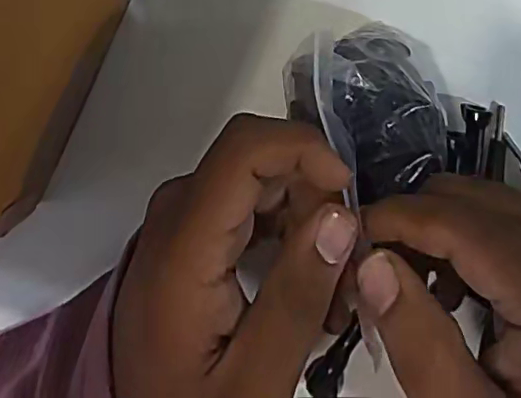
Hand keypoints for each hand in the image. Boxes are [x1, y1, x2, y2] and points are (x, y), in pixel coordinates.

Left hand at [115, 113, 359, 396]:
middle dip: (317, 193)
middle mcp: (175, 214)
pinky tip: (305, 274)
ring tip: (331, 282)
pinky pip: (253, 196)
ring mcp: (181, 217)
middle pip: (263, 159)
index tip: (345, 188)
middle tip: (345, 260)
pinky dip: (290, 221)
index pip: (244, 147)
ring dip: (309, 211)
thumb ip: (297, 300)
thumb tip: (340, 217)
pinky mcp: (191, 228)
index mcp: (182, 248)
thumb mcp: (252, 383)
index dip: (303, 148)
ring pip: (264, 174)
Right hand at [356, 175, 520, 397]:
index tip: (343, 248)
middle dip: (405, 227)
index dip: (391, 222)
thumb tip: (370, 263)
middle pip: (460, 197)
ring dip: (426, 231)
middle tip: (367, 282)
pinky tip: (444, 289)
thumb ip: (421, 344)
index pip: (455, 219)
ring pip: (470, 196)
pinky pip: (490, 209)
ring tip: (402, 290)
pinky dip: (453, 236)